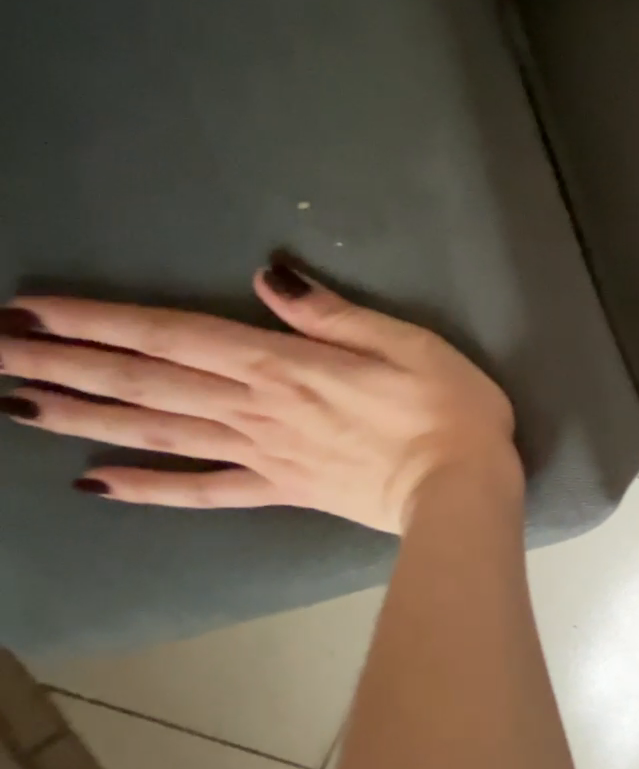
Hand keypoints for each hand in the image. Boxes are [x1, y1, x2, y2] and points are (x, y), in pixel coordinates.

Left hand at [0, 254, 517, 533]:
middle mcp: (257, 409)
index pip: (180, 337)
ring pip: (159, 432)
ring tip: (13, 403)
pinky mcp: (284, 491)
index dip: (104, 321)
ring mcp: (264, 454)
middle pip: (150, 383)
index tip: (30, 310)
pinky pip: (205, 491)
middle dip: (66, 363)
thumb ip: (335, 315)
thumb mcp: (410, 343)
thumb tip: (268, 277)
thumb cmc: (451, 407)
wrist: (463, 484)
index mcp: (287, 367)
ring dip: (84, 416)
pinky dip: (148, 488)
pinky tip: (93, 483)